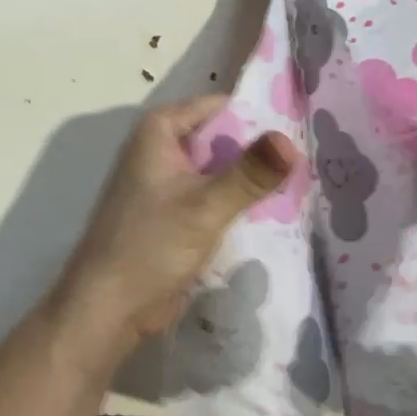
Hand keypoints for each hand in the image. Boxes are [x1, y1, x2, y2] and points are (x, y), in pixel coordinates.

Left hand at [48, 94, 297, 360]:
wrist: (106, 309)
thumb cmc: (150, 246)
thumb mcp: (205, 207)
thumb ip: (250, 173)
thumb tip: (290, 140)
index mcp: (159, 129)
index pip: (220, 106)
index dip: (258, 116)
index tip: (300, 132)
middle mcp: (161, 146)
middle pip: (221, 137)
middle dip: (258, 152)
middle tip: (310, 161)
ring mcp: (166, 181)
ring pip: (219, 169)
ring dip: (250, 181)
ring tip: (301, 187)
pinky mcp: (173, 212)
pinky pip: (212, 196)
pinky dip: (236, 202)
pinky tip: (274, 214)